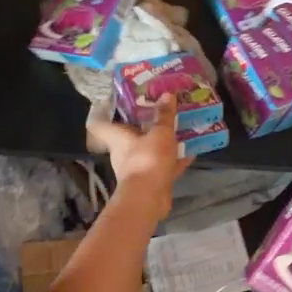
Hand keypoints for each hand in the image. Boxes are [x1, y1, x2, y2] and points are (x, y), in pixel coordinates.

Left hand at [85, 95, 190, 222]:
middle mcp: (123, 152)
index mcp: (118, 137)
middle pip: (130, 135)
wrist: (149, 198)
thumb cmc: (148, 159)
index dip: (105, 112)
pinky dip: (175, 160)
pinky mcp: (152, 181)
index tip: (116, 102)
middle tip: (158, 112)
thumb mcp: (160, 133)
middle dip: (144, 125)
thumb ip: (164, 115)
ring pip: (150, 150)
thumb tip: (167, 94)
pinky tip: (191, 152)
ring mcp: (138, 168)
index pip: (100, 123)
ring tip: (178, 130)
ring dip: (162, 142)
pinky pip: (164, 165)